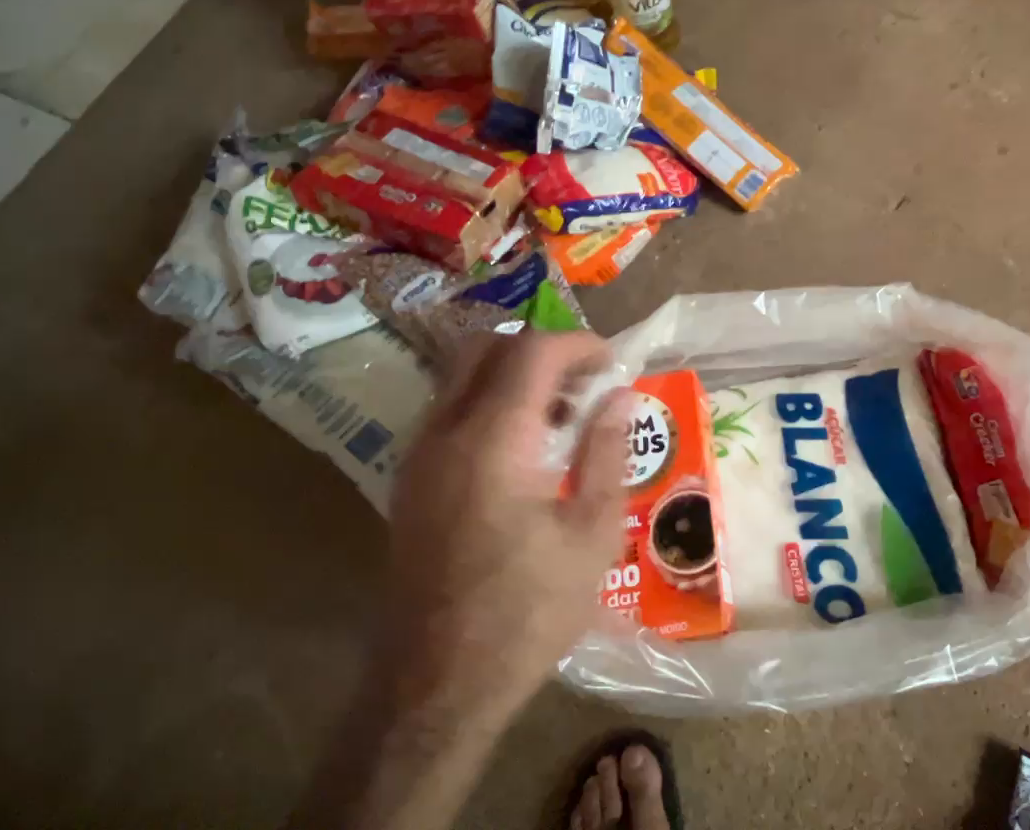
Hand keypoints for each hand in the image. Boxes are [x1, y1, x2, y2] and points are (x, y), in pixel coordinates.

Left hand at [374, 332, 633, 714]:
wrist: (437, 684)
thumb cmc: (527, 611)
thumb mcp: (590, 535)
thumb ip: (606, 453)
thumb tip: (620, 397)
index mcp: (492, 441)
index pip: (532, 352)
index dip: (579, 345)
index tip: (615, 366)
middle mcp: (444, 433)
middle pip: (485, 347)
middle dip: (541, 350)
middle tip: (585, 383)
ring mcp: (417, 457)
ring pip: (460, 377)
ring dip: (513, 376)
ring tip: (562, 418)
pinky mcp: (409, 483)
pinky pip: (448, 412)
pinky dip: (488, 405)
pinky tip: (524, 454)